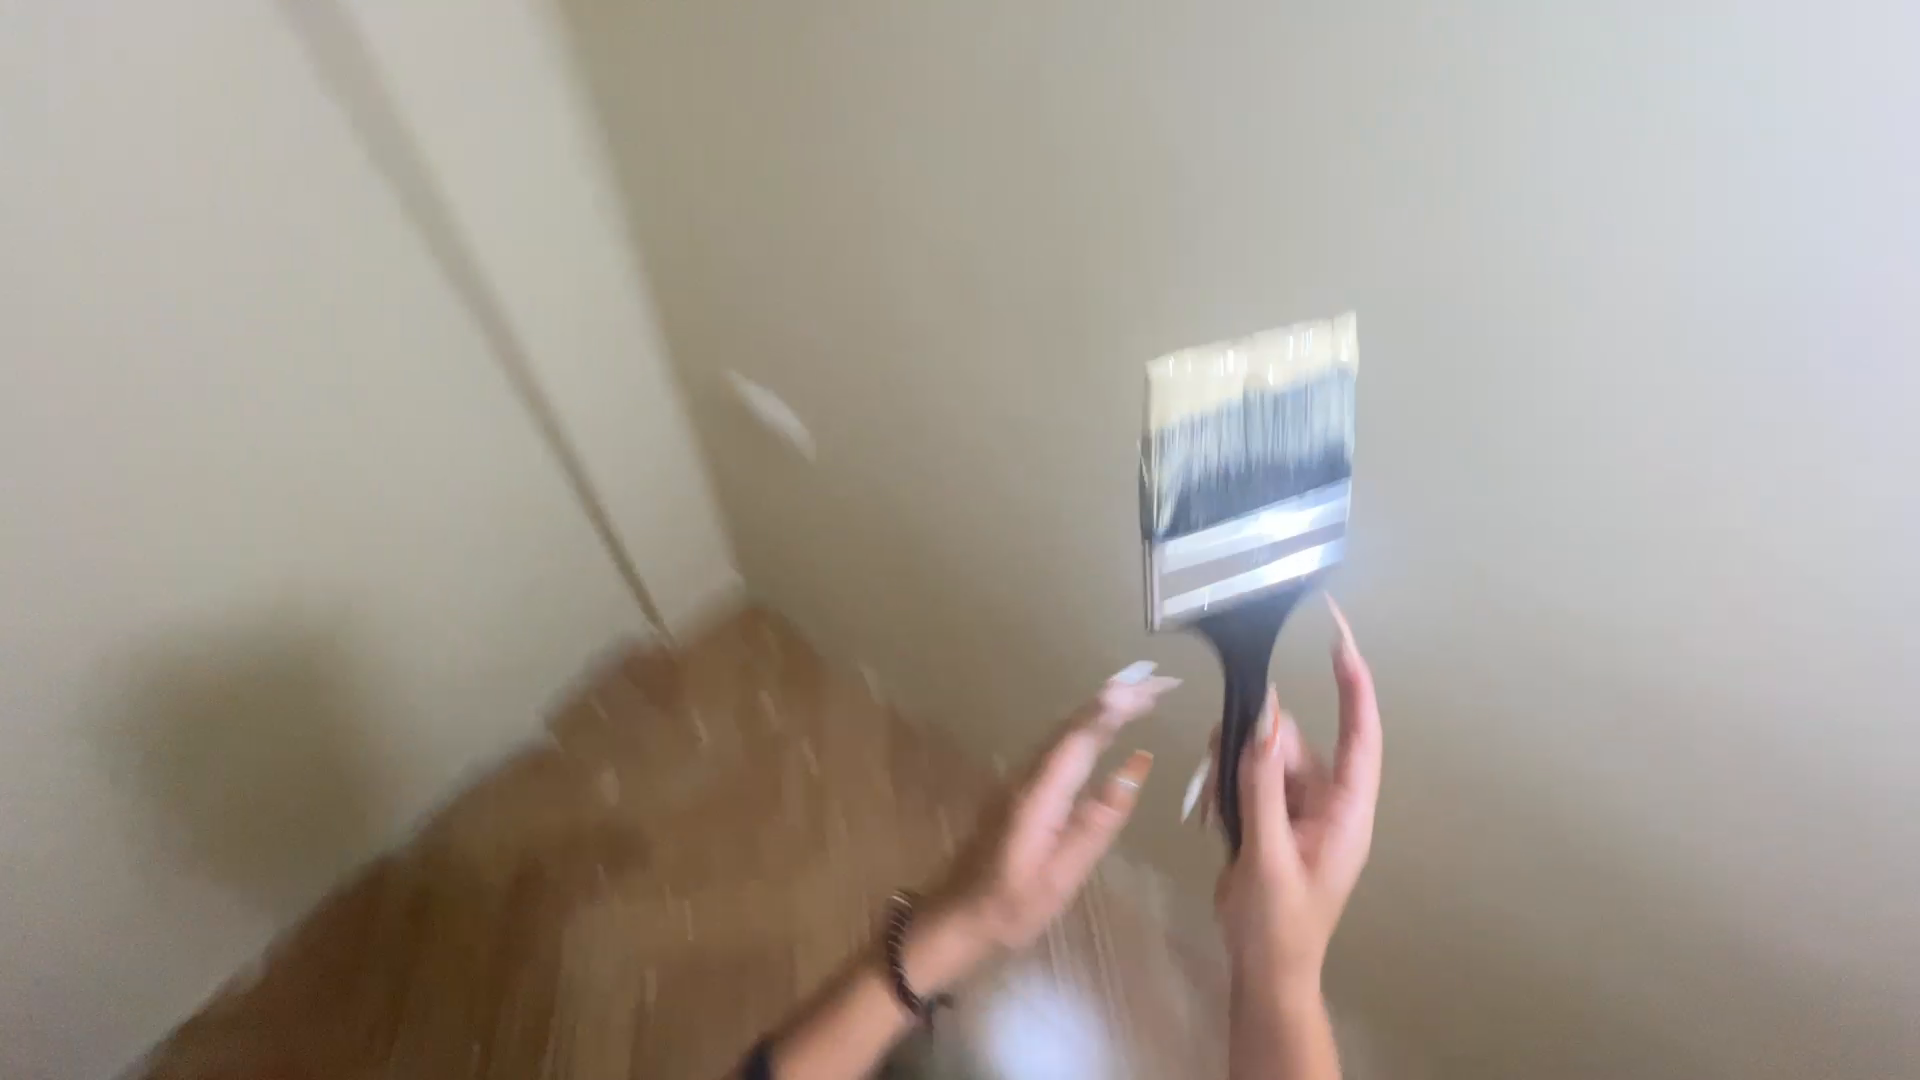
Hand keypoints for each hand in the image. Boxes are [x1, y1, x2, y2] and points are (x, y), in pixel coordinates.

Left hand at [928, 667, 1177, 957]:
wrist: (962, 914)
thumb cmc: (1016, 903)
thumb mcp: (1065, 871)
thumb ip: (1100, 818)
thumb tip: (1137, 764)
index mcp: (1042, 790)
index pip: (1083, 734)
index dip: (1116, 705)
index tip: (1151, 685)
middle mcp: (1030, 772)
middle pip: (1076, 723)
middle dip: (1118, 697)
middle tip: (1161, 683)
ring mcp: (1023, 776)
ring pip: (1068, 729)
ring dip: (1105, 707)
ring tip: (1143, 693)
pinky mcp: (1023, 786)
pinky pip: (1062, 743)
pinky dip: (1091, 725)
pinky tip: (1106, 725)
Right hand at [1214, 597, 1380, 991]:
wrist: (1263, 969)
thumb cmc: (1280, 923)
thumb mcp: (1269, 854)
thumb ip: (1262, 785)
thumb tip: (1264, 720)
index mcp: (1347, 812)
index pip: (1360, 737)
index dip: (1355, 686)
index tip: (1340, 638)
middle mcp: (1327, 803)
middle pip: (1295, 744)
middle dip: (1256, 745)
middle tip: (1220, 764)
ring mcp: (1298, 810)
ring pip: (1264, 758)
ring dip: (1234, 769)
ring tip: (1217, 805)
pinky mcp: (1271, 817)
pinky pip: (1248, 778)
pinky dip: (1227, 786)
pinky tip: (1215, 812)